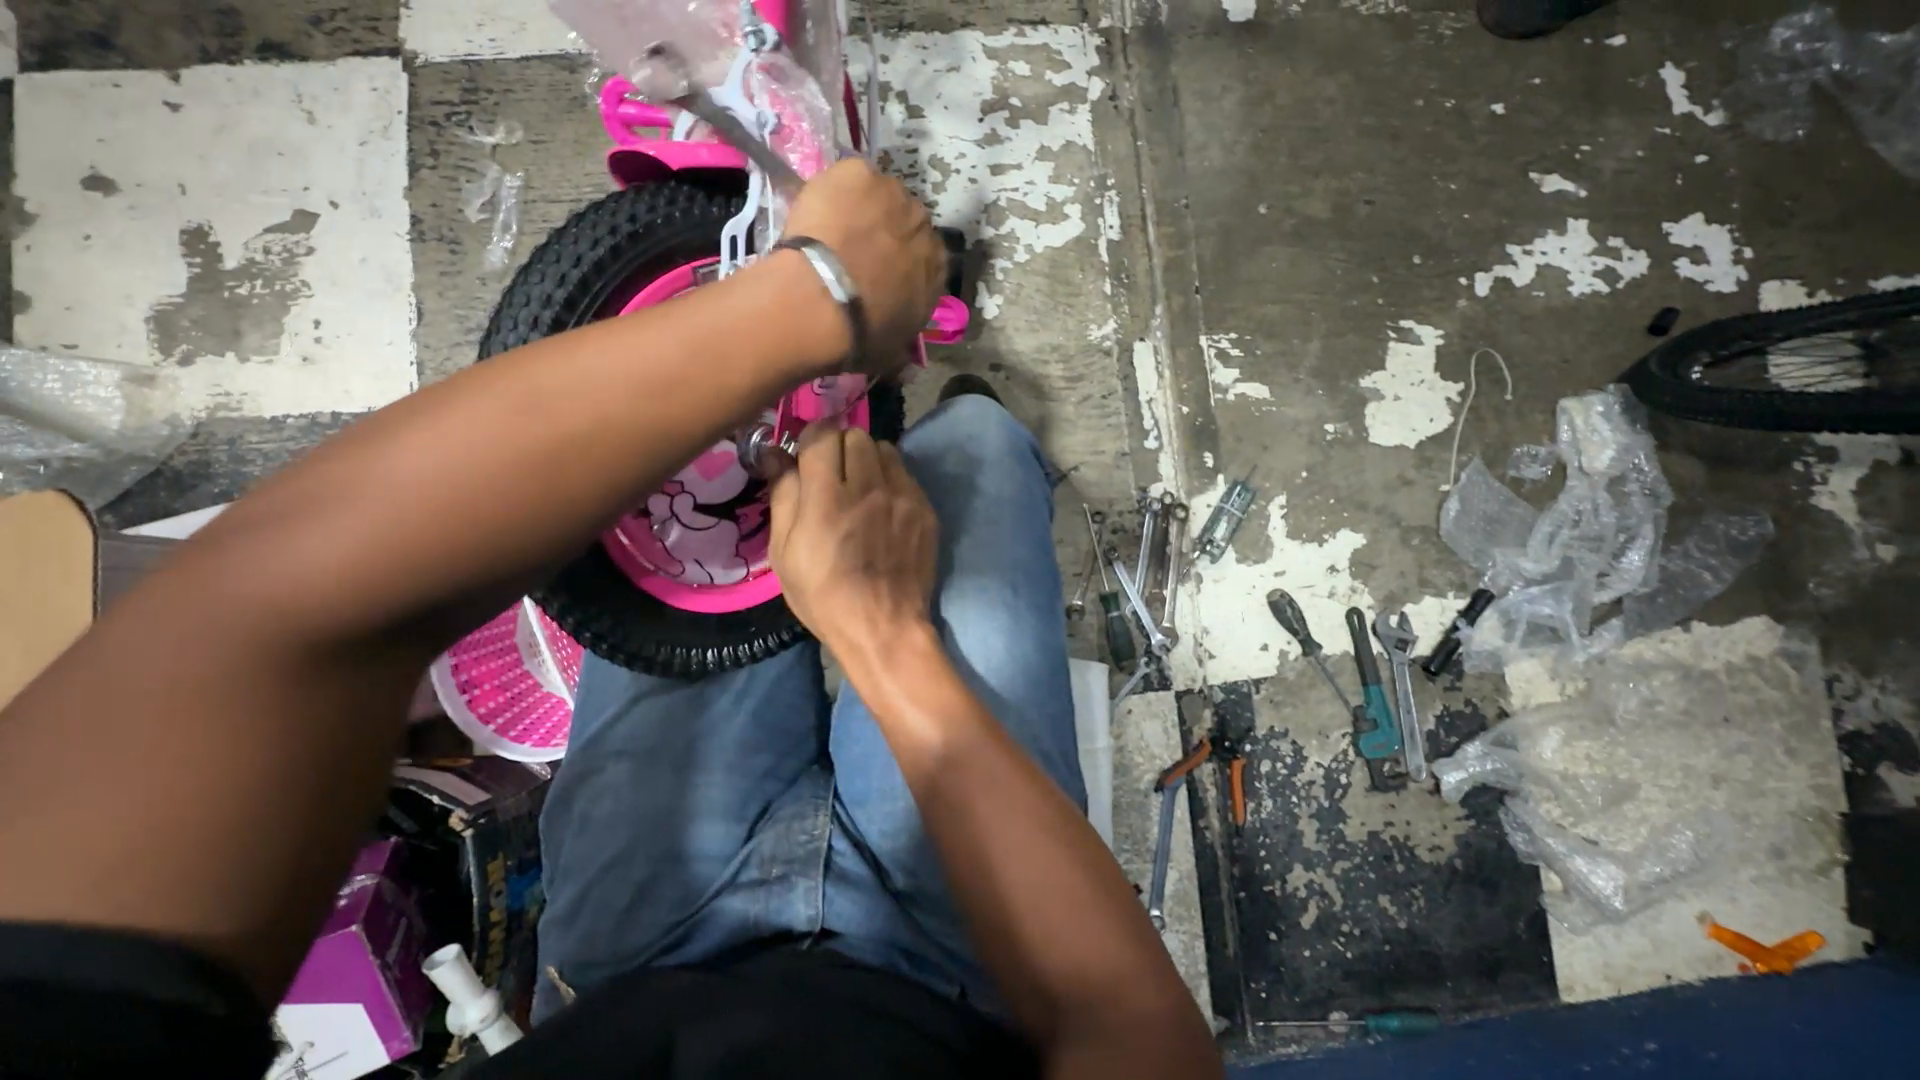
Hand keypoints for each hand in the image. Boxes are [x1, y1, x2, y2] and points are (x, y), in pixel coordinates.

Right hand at [768, 423, 938, 662]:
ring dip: (868, 460)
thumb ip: (783, 495)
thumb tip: (775, 453)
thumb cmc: (823, 596)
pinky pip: (906, 474)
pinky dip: (891, 480)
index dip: (811, 440)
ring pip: (884, 449)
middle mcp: (867, 487)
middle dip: (840, 447)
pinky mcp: (924, 509)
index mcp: (826, 498)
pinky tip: (883, 507)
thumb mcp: (784, 552)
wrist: (883, 626)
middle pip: (855, 434)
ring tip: (861, 488)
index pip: (822, 434)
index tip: (808, 457)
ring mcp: (901, 496)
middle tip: (833, 475)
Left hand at [782, 159, 944, 371]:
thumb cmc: (859, 335)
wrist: (820, 302)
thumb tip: (904, 365)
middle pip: (905, 222)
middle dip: (883, 234)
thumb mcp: (889, 353)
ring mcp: (891, 193)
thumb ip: (900, 346)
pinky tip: (817, 211)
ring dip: (860, 209)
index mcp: (936, 270)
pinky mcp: (858, 172)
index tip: (879, 274)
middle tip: (852, 252)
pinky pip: (848, 177)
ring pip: (877, 196)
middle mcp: (923, 226)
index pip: (927, 259)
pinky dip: (835, 190)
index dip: (901, 264)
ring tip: (831, 230)